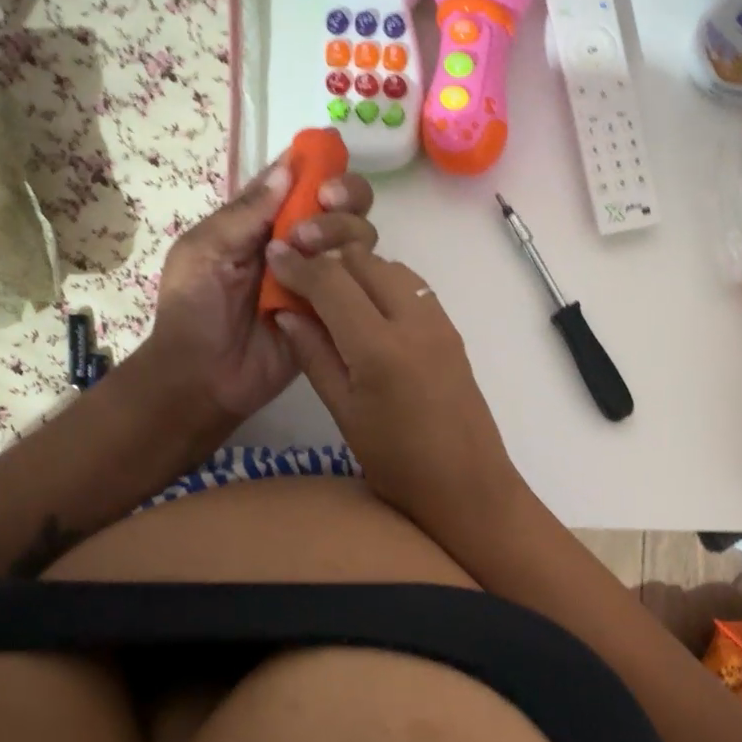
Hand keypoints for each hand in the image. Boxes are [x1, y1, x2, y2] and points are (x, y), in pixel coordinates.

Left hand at [142, 157, 377, 422]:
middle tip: (321, 215)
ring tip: (313, 255)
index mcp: (265, 224)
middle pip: (345, 208)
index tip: (321, 182)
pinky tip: (342, 283)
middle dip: (344, 202)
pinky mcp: (338, 314)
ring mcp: (323, 281)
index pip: (303, 184)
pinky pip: (363, 288)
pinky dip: (361, 276)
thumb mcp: (204, 251)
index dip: (320, 172)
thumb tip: (288, 169)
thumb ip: (246, 213)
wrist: (204, 378)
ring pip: (361, 242)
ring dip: (345, 236)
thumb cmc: (193, 310)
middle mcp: (302, 247)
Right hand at [266, 241, 528, 535]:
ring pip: (394, 268)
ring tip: (334, 295)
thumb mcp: (345, 413)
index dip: (298, 265)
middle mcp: (414, 323)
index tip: (273, 256)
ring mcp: (440, 325)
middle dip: (328, 260)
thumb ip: (315, 356)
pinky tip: (370, 312)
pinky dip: (388, 284)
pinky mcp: (453, 333)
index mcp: (379, 348)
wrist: (468, 485)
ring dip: (361, 270)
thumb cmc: (397, 464)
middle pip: (364, 262)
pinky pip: (416, 289)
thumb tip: (286, 312)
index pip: (331, 282)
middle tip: (301, 278)